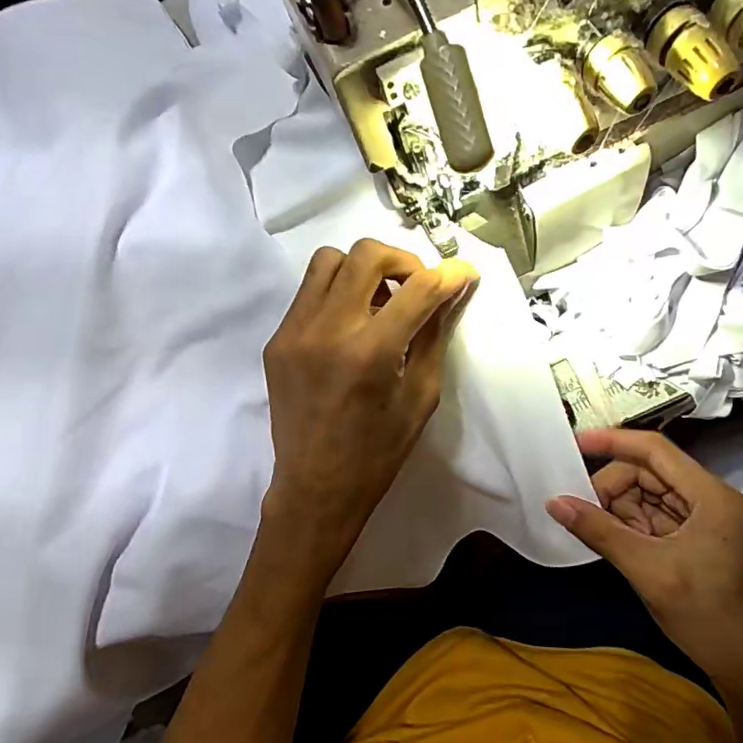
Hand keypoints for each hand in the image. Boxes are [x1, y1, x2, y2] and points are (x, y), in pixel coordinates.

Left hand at [262, 239, 477, 578]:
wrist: (316, 487)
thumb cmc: (379, 452)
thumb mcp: (421, 396)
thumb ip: (435, 335)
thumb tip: (453, 290)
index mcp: (371, 353)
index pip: (417, 288)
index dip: (449, 274)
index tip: (464, 273)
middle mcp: (328, 330)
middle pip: (367, 254)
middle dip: (404, 261)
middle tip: (419, 287)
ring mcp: (295, 332)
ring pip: (330, 260)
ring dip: (364, 268)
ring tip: (381, 300)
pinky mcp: (277, 339)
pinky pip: (310, 290)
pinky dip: (338, 291)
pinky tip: (353, 323)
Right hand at [546, 429, 742, 680]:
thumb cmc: (705, 615)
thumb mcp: (648, 570)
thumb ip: (600, 531)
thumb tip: (555, 502)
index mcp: (709, 495)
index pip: (655, 450)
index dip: (613, 441)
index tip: (575, 442)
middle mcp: (708, 498)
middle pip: (649, 472)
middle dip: (612, 486)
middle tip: (578, 508)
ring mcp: (702, 519)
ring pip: (648, 494)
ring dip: (618, 507)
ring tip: (591, 527)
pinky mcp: (694, 539)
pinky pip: (653, 517)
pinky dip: (629, 524)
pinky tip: (608, 537)